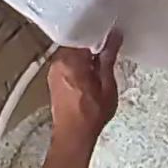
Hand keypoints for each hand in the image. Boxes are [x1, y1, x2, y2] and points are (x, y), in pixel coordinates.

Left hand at [47, 31, 121, 150]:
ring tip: (101, 63)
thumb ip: (109, 57)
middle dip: (92, 44)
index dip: (99, 32)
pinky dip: (78, 64)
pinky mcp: (54, 80)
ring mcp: (54, 71)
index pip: (84, 34)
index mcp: (71, 61)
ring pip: (71, 53)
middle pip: (76, 43)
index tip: (110, 33)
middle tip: (109, 48)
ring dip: (85, 55)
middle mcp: (58, 63)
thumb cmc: (90, 115)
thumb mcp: (107, 85)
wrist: (74, 135)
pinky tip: (90, 73)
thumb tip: (114, 37)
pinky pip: (67, 64)